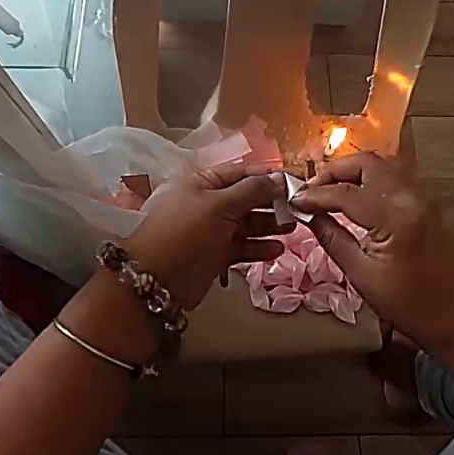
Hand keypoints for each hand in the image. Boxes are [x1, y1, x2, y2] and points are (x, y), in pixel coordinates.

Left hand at [122, 162, 289, 310]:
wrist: (154, 282)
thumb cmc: (186, 234)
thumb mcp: (219, 206)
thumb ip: (251, 191)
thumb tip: (278, 177)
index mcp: (204, 182)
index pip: (243, 173)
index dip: (270, 176)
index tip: (298, 181)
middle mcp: (209, 203)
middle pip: (248, 198)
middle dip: (273, 202)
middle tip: (299, 209)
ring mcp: (212, 230)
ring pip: (247, 223)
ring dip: (269, 225)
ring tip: (292, 228)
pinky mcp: (216, 255)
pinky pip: (242, 246)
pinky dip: (259, 247)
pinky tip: (276, 249)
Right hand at [291, 153, 453, 358]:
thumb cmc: (408, 305)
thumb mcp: (361, 274)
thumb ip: (331, 237)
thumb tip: (307, 214)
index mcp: (395, 219)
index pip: (345, 192)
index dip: (314, 195)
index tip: (294, 202)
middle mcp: (411, 198)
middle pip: (365, 163)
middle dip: (332, 172)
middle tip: (310, 191)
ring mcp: (422, 198)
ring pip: (381, 164)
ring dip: (351, 171)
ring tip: (328, 191)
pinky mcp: (425, 203)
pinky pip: (393, 175)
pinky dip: (369, 177)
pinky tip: (353, 195)